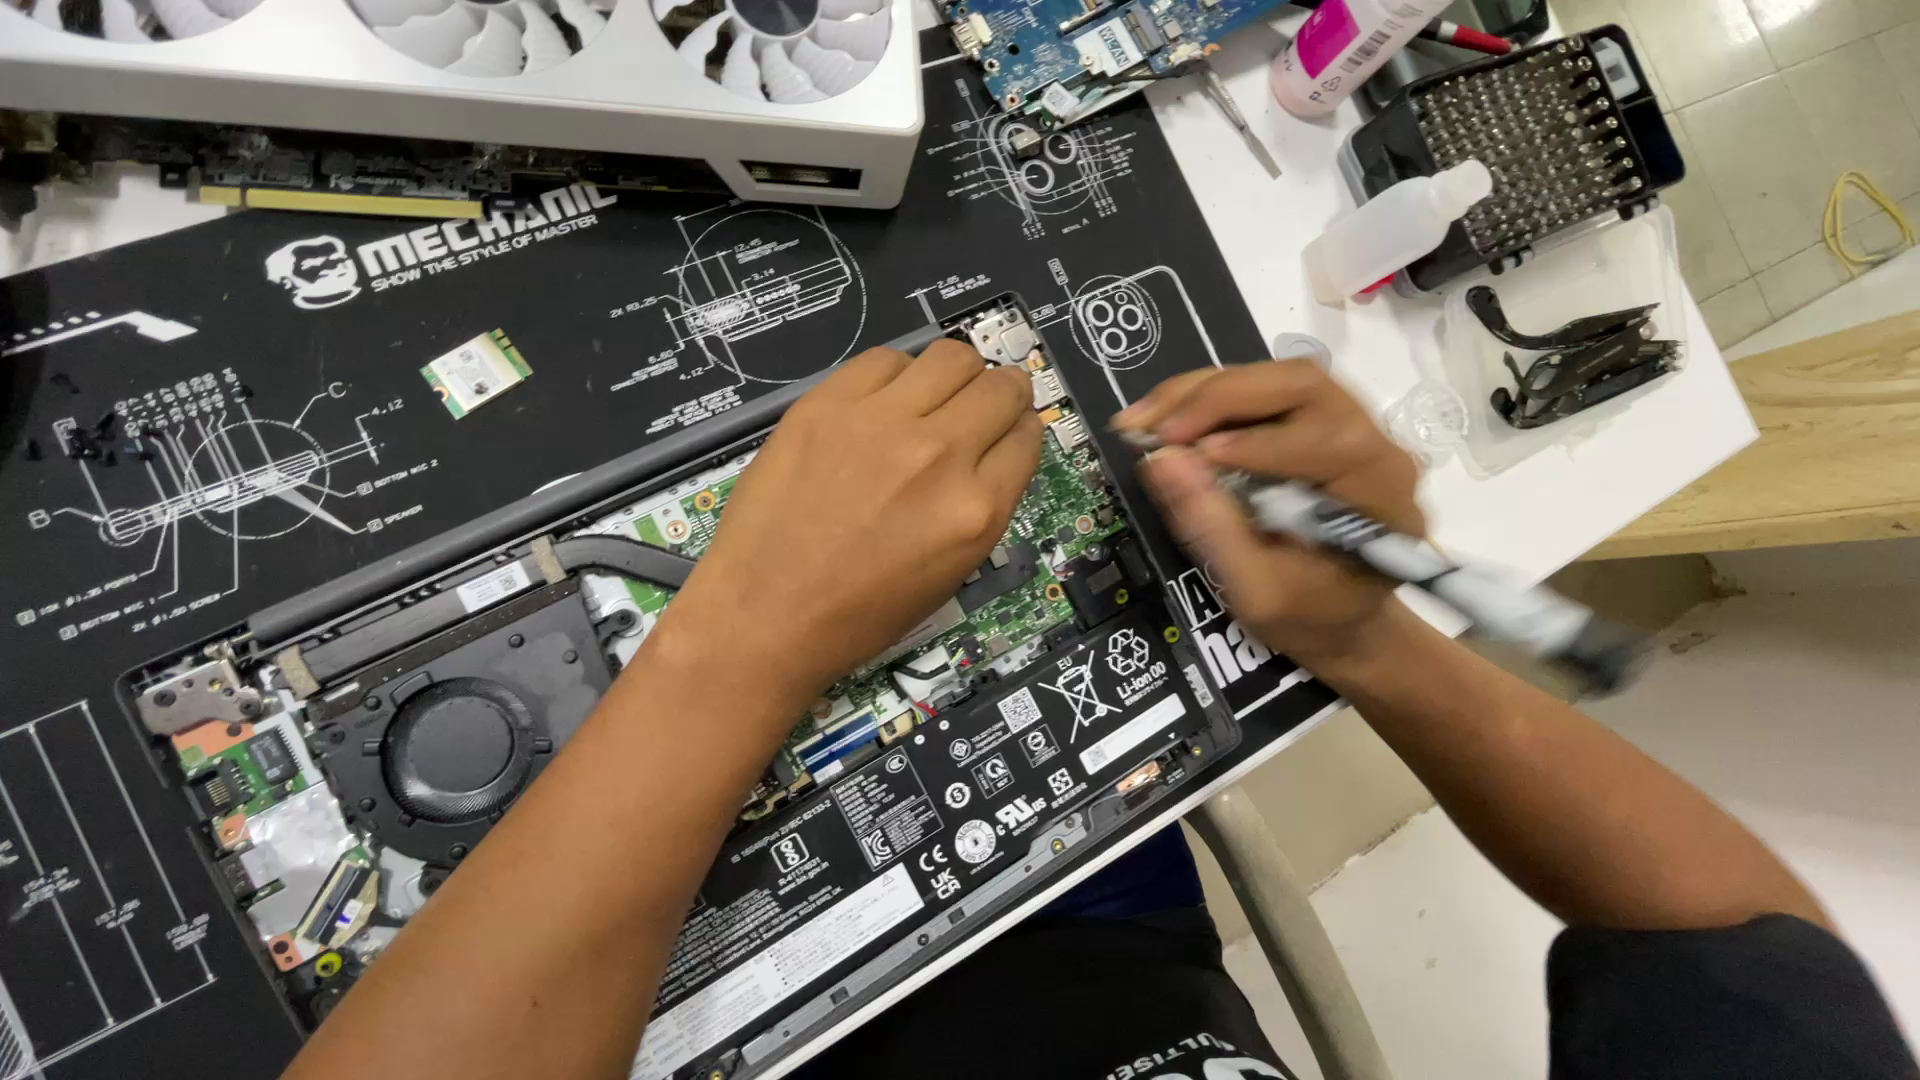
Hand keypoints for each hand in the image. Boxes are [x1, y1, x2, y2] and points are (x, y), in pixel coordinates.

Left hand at [661, 340, 1043, 699]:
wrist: (765, 615)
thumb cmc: (860, 613)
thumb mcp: (949, 572)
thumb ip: (981, 505)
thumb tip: (991, 451)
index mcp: (976, 511)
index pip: (1027, 436)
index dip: (1020, 431)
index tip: (1005, 433)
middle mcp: (939, 456)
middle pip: (1000, 387)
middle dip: (1002, 393)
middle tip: (979, 407)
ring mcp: (880, 423)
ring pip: (952, 357)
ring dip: (956, 375)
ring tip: (932, 399)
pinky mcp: (827, 404)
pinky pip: (886, 360)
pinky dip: (896, 376)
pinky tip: (881, 405)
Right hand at [1116, 359, 1423, 666]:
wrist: (1338, 618)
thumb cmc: (1307, 614)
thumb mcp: (1256, 590)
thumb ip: (1214, 528)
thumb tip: (1161, 461)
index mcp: (1379, 490)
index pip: (1325, 438)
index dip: (1252, 441)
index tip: (1181, 456)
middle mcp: (1374, 441)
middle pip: (1299, 384)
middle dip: (1216, 398)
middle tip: (1151, 427)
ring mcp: (1346, 422)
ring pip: (1274, 376)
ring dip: (1201, 391)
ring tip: (1144, 419)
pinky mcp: (1312, 419)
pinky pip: (1260, 389)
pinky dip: (1204, 397)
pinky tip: (1163, 417)